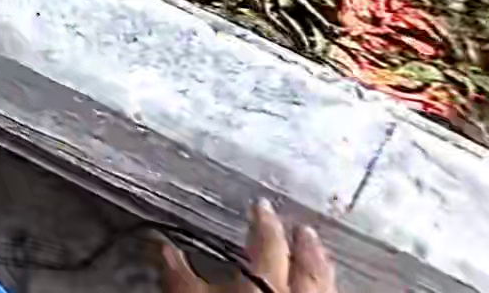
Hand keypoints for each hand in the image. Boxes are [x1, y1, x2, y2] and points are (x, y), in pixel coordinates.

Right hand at [161, 200, 336, 292]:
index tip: (262, 205)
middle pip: (309, 272)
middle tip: (306, 229)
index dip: (265, 224)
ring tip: (319, 260)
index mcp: (265, 284)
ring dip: (324, 274)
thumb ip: (180, 273)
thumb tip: (164, 246)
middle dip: (308, 249)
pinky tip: (322, 292)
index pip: (267, 246)